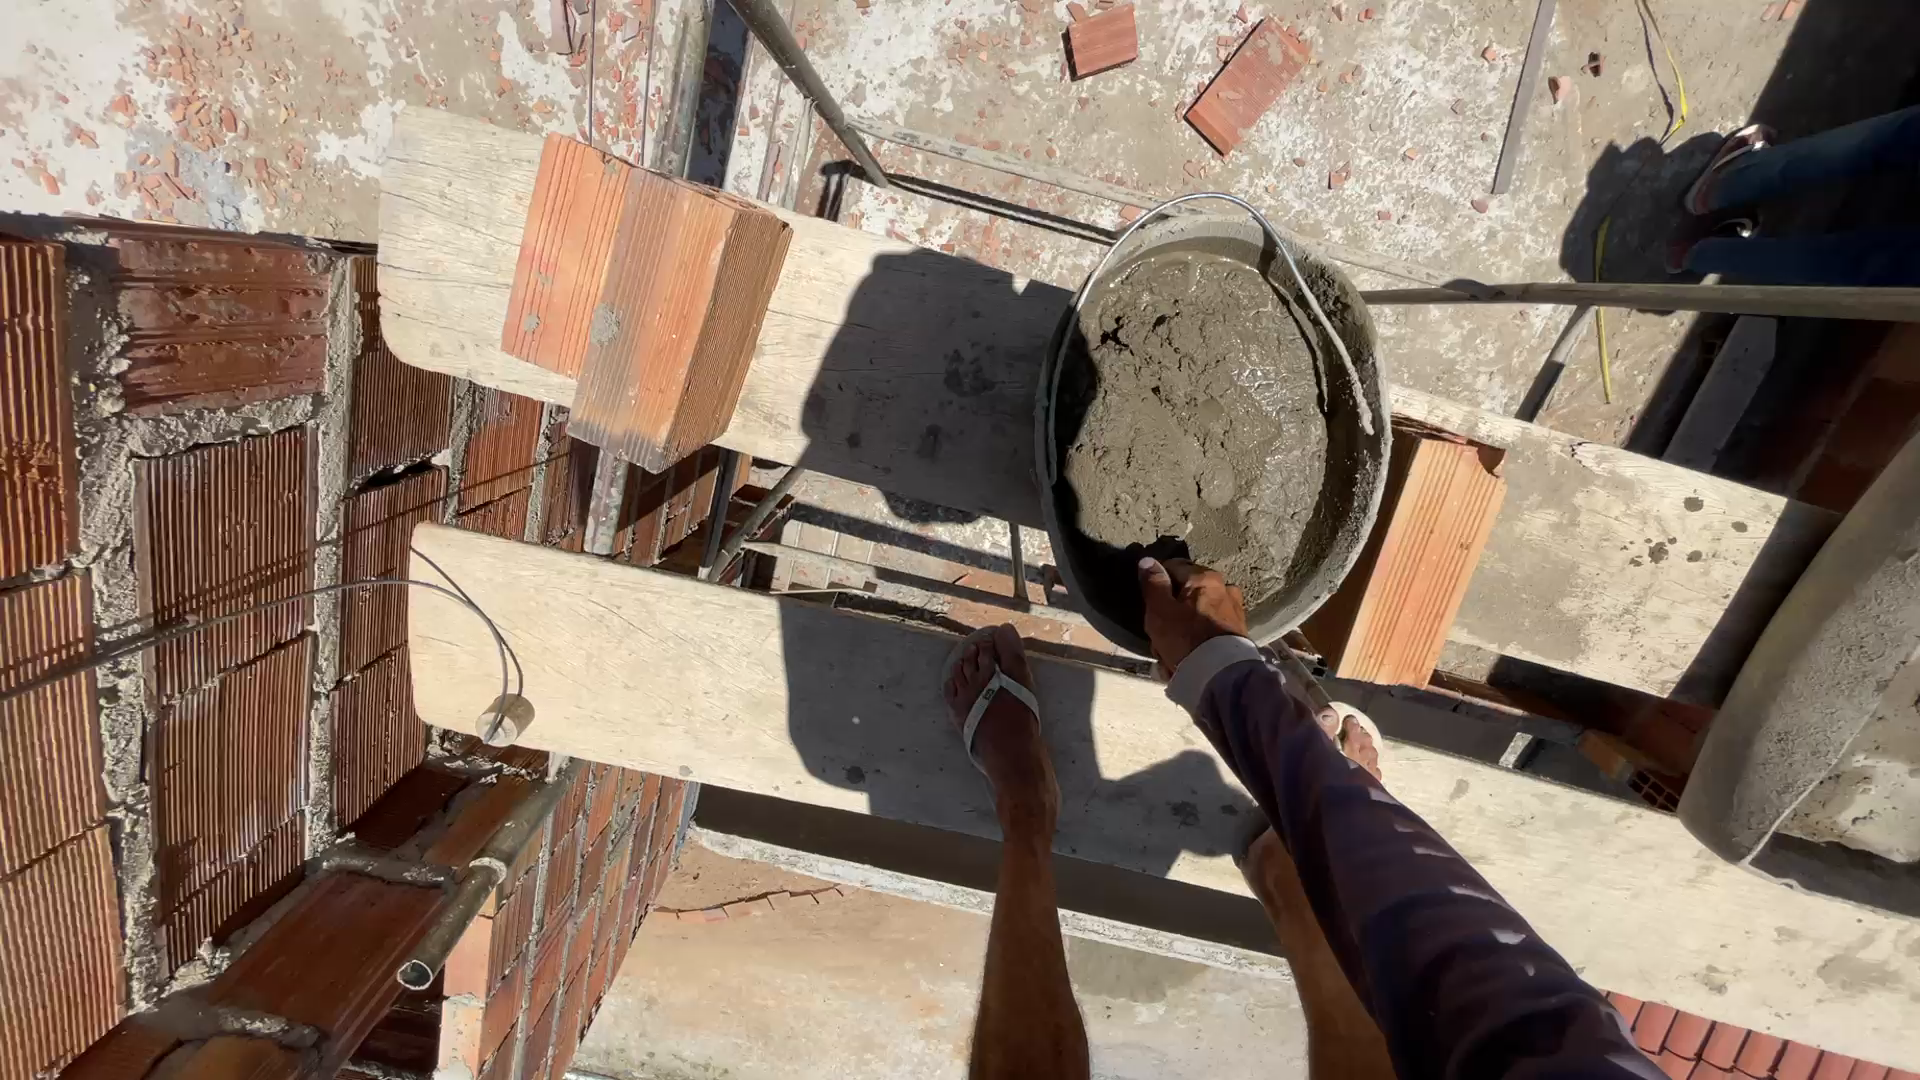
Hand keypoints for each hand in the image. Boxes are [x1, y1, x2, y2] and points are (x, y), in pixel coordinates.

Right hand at [1137, 557, 1247, 672]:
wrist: (1220, 675)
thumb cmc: (1185, 638)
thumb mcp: (1160, 610)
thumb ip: (1153, 584)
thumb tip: (1148, 560)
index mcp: (1205, 578)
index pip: (1172, 567)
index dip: (1155, 584)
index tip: (1149, 605)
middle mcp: (1224, 587)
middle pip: (1185, 593)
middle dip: (1170, 610)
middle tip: (1158, 633)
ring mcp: (1234, 610)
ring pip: (1196, 612)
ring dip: (1182, 627)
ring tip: (1172, 650)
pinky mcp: (1238, 631)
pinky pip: (1208, 628)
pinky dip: (1196, 638)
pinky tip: (1188, 654)